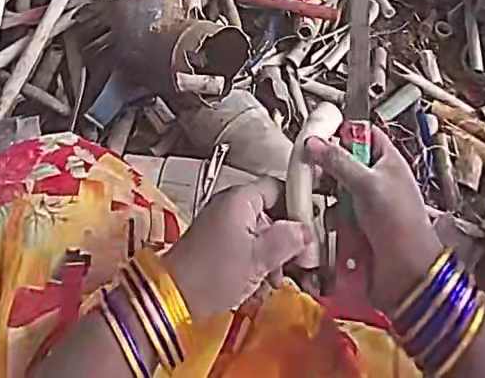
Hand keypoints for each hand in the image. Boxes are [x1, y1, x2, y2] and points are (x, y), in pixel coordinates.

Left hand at [160, 178, 312, 320]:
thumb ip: (287, 240)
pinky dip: (254, 260)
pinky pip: (243, 243)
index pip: (277, 187)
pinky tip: (260, 285)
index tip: (310, 230)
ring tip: (276, 280)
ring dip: (271, 254)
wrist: (174, 296)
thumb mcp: (258, 257)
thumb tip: (307, 231)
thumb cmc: (217, 272)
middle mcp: (231, 203)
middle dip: (285, 238)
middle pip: (269, 211)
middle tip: (298, 263)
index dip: (296, 205)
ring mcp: (221, 222)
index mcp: (241, 198)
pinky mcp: (215, 241)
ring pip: (258, 231)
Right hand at [307, 121, 443, 310]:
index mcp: (388, 161)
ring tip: (318, 197)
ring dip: (328, 194)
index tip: (321, 134)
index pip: (364, 133)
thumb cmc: (400, 224)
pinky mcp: (358, 226)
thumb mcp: (368, 184)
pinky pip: (337, 214)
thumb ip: (338, 161)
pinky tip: (331, 223)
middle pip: (346, 161)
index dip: (344, 131)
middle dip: (329, 166)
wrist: (408, 277)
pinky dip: (332, 217)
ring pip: (338, 188)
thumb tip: (313, 143)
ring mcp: (367, 204)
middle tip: (313, 168)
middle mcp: (377, 179)